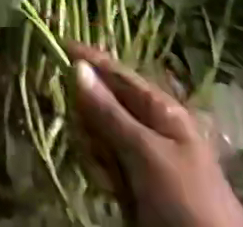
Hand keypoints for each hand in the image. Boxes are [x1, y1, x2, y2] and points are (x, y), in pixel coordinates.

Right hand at [68, 43, 242, 226]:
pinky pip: (105, 162)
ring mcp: (144, 156)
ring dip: (94, 148)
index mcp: (161, 110)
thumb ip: (110, 112)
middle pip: (104, 102)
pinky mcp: (136, 183)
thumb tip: (77, 66)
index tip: (55, 41)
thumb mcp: (146, 154)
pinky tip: (108, 186)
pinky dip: (100, 170)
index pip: (117, 72)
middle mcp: (151, 126)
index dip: (88, 57)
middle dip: (88, 114)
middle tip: (86, 136)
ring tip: (105, 173)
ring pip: (100, 133)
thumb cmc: (187, 201)